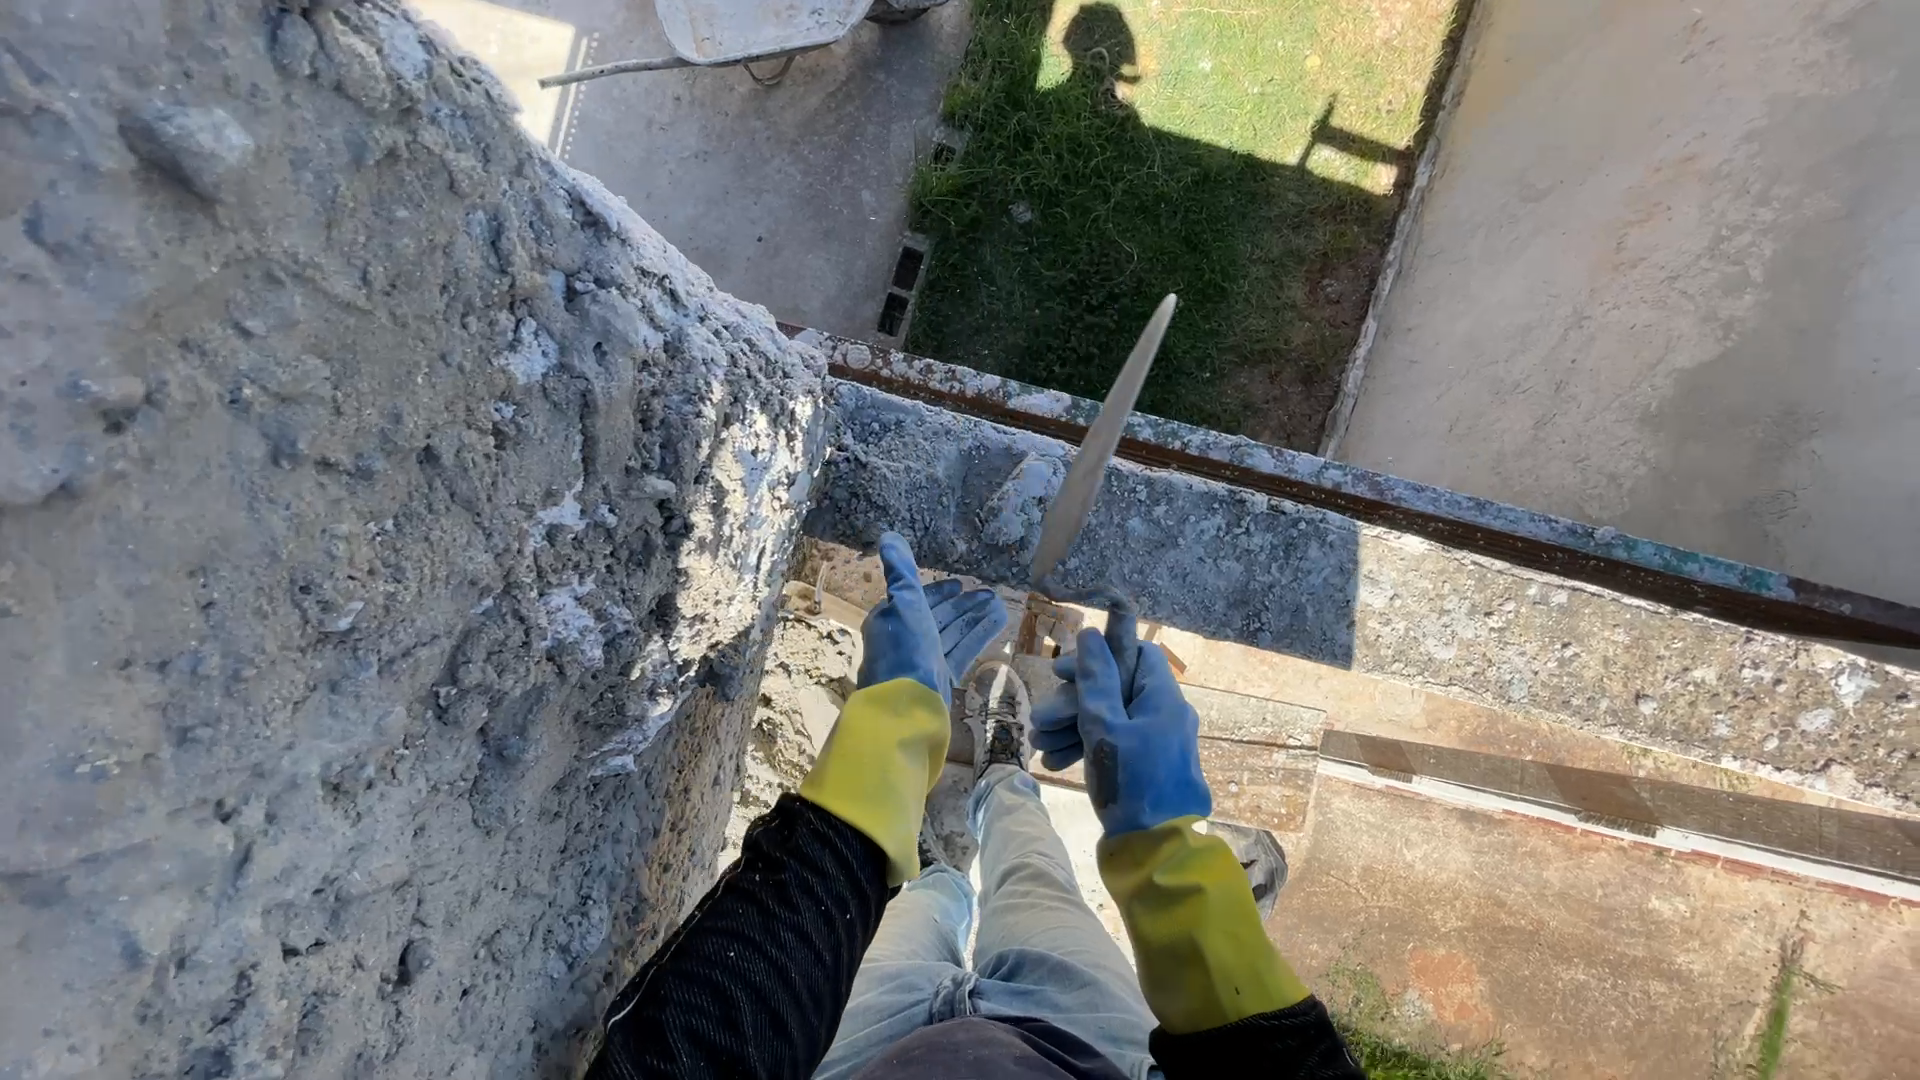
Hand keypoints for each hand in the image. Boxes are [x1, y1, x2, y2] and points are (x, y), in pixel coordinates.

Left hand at [857, 531, 1006, 705]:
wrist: (907, 703)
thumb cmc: (905, 647)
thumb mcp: (904, 602)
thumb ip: (900, 571)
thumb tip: (889, 536)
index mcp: (893, 619)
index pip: (919, 599)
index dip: (939, 591)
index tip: (960, 584)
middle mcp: (906, 638)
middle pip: (939, 616)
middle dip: (963, 604)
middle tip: (990, 594)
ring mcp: (924, 659)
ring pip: (953, 633)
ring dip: (975, 617)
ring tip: (1000, 605)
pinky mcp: (940, 677)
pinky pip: (962, 651)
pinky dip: (978, 636)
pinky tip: (999, 624)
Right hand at [1032, 627, 1210, 834]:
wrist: (1157, 852)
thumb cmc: (1131, 782)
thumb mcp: (1105, 726)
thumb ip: (1095, 678)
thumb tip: (1091, 633)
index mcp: (1163, 698)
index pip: (1136, 653)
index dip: (1098, 655)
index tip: (1063, 670)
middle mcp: (1164, 714)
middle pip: (1115, 687)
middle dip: (1072, 701)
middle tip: (1041, 718)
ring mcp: (1156, 741)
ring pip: (1110, 717)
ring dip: (1072, 726)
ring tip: (1040, 744)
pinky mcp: (1147, 765)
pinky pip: (1115, 743)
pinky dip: (1087, 746)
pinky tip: (1056, 761)